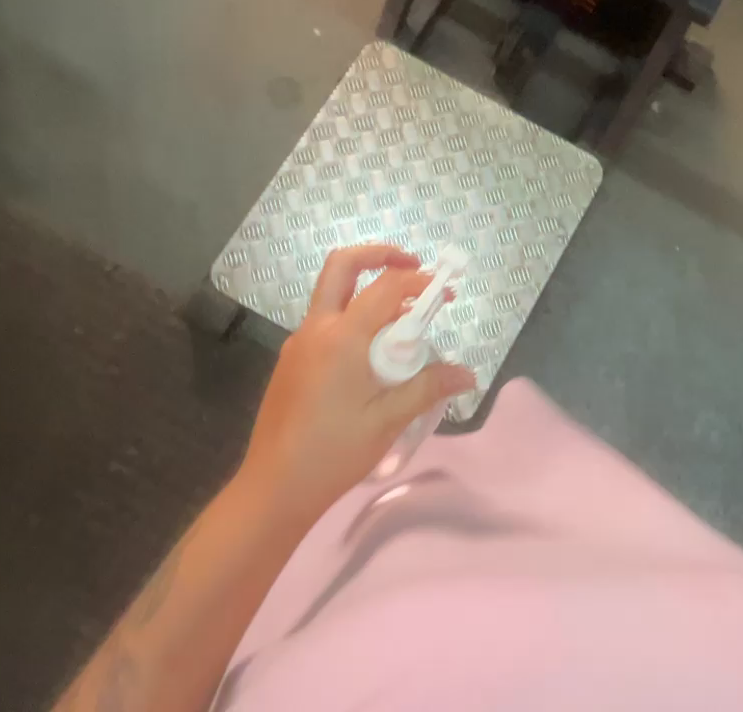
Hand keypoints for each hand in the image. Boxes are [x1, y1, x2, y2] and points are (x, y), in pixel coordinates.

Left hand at [241, 245, 476, 519]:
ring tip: (402, 320)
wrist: (274, 487)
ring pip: (332, 294)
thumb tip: (468, 374)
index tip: (444, 292)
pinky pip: (325, 323)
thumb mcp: (388, 420)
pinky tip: (372, 356)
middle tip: (412, 268)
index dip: (419, 281)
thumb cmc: (333, 452)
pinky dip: (353, 318)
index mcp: (341, 337)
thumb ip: (428, 388)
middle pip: (342, 266)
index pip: (386, 287)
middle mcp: (316, 328)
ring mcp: (299, 343)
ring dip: (367, 290)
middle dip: (379, 255)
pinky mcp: (292, 361)